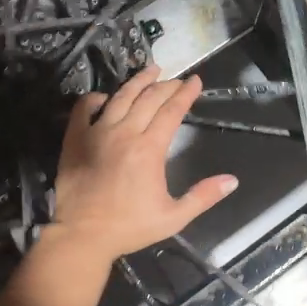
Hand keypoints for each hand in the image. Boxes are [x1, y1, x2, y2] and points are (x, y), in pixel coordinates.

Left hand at [50, 66, 238, 261]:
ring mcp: (97, 132)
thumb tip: (231, 181)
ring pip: (121, 97)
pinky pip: (85, 107)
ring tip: (151, 70)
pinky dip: (97, 98)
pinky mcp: (75, 138)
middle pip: (149, 98)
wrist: (82, 235)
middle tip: (177, 79)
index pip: (172, 111)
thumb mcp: (173, 217)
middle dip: (167, 85)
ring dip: (138, 81)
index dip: (185, 93)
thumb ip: (203, 196)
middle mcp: (125, 132)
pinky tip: (106, 97)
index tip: (195, 81)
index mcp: (149, 148)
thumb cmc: (129, 227)